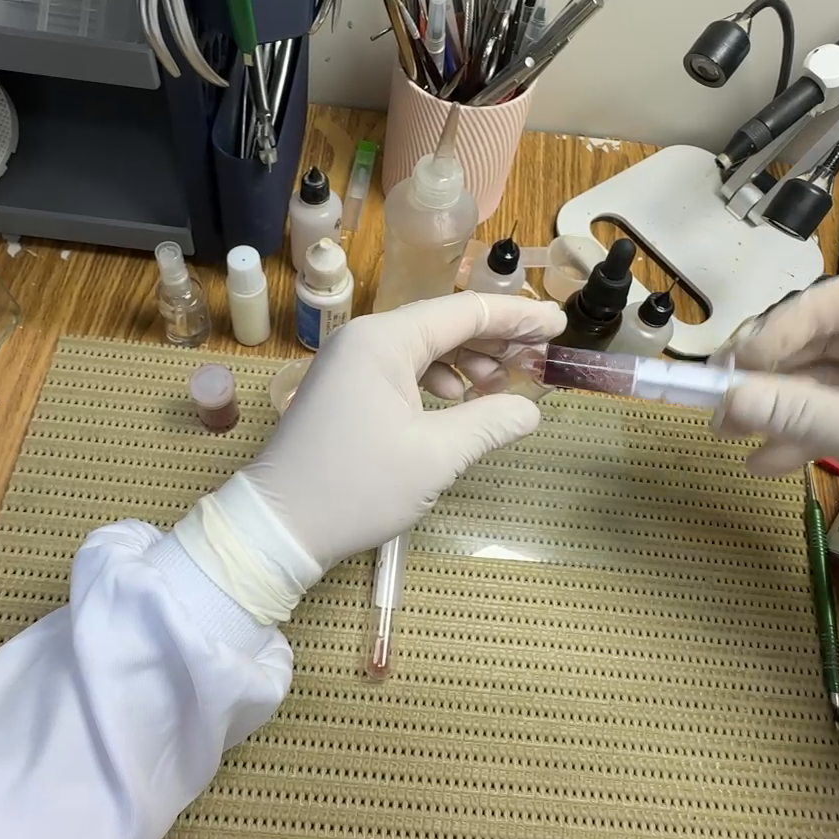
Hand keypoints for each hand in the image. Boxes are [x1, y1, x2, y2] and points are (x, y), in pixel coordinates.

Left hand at [248, 293, 565, 565]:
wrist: (279, 525)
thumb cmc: (357, 487)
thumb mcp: (435, 457)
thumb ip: (489, 423)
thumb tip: (529, 410)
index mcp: (384, 340)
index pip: (463, 313)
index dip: (516, 319)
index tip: (559, 326)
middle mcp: (365, 339)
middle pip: (443, 325)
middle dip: (495, 341)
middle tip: (540, 360)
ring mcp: (350, 363)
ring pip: (423, 348)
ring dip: (466, 363)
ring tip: (501, 388)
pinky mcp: (345, 389)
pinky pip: (402, 370)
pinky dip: (436, 381)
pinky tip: (456, 404)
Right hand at [718, 269, 838, 595]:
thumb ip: (808, 416)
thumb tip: (725, 397)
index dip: (792, 322)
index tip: (742, 362)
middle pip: (834, 339)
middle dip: (775, 368)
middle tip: (720, 393)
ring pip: (828, 383)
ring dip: (778, 406)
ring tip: (727, 431)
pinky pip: (837, 421)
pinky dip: (799, 437)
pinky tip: (765, 461)